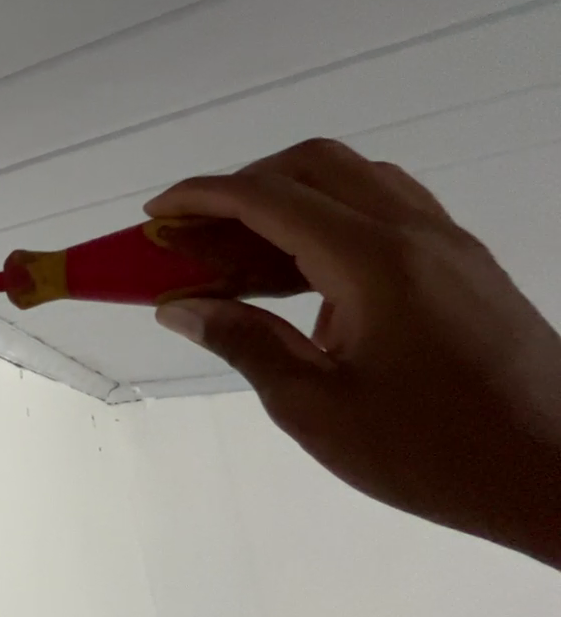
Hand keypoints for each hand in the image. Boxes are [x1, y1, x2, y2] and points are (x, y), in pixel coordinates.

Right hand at [148, 139, 560, 564]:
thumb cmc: (435, 451)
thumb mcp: (312, 406)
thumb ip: (242, 343)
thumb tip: (180, 308)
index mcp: (375, 264)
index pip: (269, 199)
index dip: (200, 197)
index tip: (153, 216)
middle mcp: (417, 237)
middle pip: (316, 165)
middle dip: (240, 185)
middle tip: (195, 232)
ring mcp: (449, 249)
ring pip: (354, 181)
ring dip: (284, 199)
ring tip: (236, 253)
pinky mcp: (463, 270)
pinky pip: (384, 211)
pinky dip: (324, 219)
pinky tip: (298, 276)